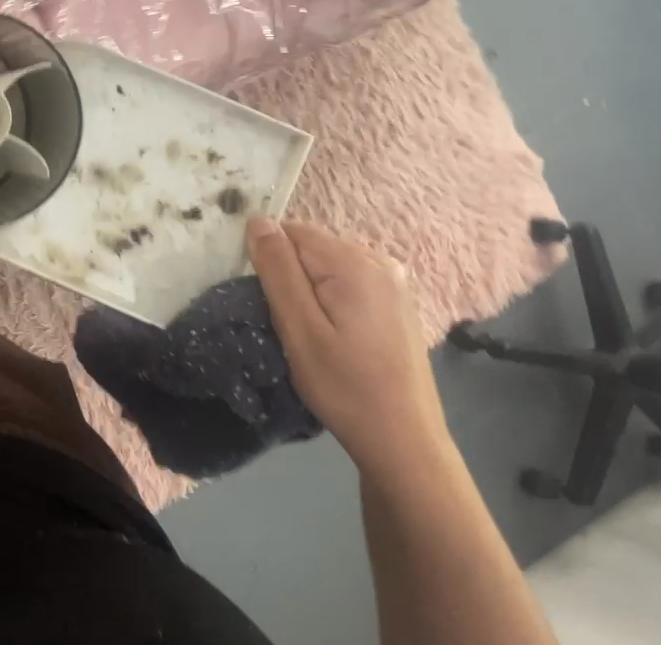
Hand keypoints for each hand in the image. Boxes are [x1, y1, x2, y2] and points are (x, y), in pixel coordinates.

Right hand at [248, 217, 449, 473]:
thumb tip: (258, 220)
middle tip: (284, 320)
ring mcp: (394, 282)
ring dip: (306, 288)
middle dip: (287, 273)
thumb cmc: (344, 385)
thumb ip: (277, 270)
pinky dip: (328, 297)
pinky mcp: (396, 302)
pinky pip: (346, 281)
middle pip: (311, 245)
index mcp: (355, 264)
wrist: (402, 439)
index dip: (268, 259)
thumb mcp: (298, 327)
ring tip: (305, 329)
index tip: (263, 298)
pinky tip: (330, 332)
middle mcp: (380, 261)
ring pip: (326, 264)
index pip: (291, 232)